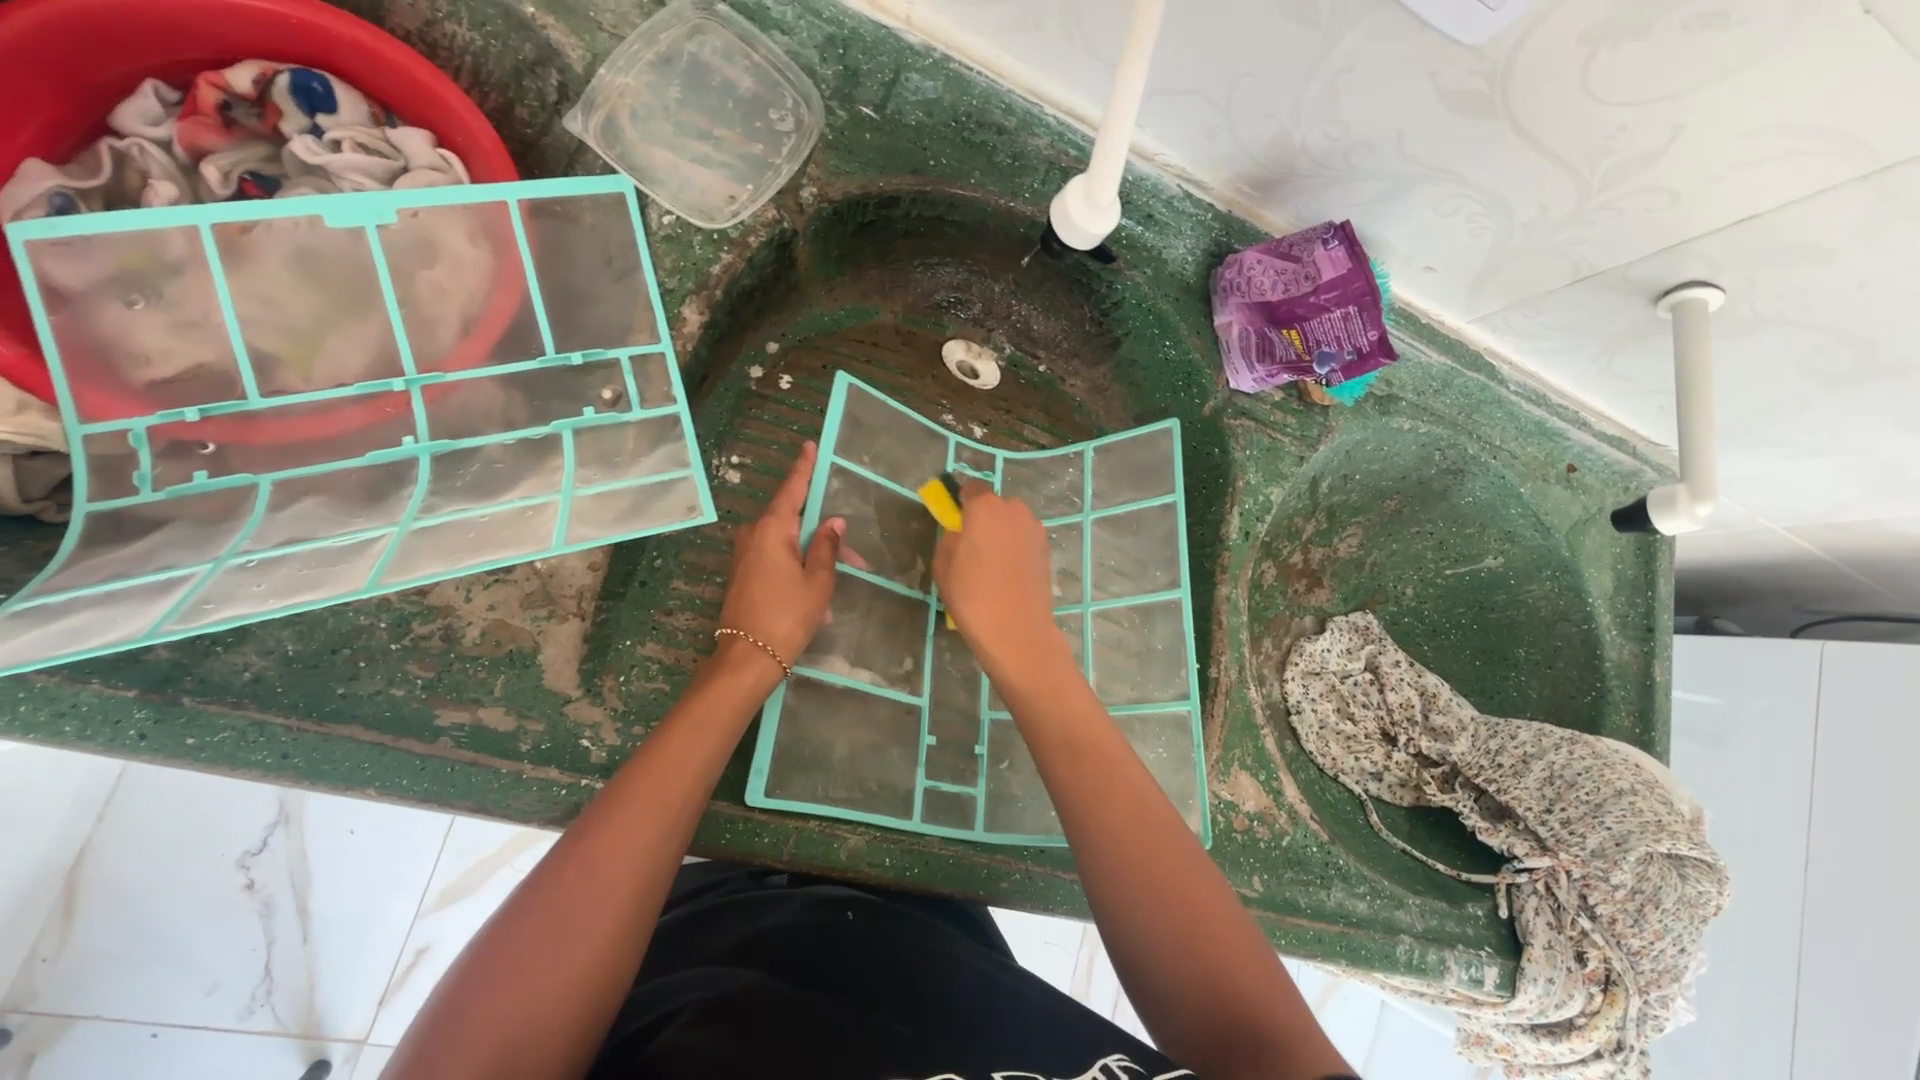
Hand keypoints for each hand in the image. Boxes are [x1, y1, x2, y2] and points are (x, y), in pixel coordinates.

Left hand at [713, 442, 843, 681]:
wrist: (747, 658)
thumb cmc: (787, 616)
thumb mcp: (817, 581)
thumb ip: (826, 547)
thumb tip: (832, 521)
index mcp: (772, 529)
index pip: (792, 489)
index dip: (804, 468)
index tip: (809, 446)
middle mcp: (754, 534)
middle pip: (794, 520)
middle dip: (824, 534)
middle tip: (855, 558)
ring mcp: (745, 555)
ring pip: (787, 543)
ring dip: (813, 557)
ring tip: (838, 585)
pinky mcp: (744, 574)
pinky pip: (776, 559)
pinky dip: (798, 568)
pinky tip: (816, 597)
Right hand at [933, 481, 1068, 679]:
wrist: (1016, 629)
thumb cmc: (972, 596)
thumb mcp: (943, 566)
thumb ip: (950, 539)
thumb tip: (961, 534)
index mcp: (985, 507)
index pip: (972, 489)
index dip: (962, 500)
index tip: (956, 517)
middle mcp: (1014, 510)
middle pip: (995, 505)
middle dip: (984, 518)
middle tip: (973, 545)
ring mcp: (1035, 529)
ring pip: (1012, 522)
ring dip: (1002, 533)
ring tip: (992, 563)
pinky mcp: (1047, 550)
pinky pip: (1024, 539)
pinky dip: (1016, 548)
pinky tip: (1008, 573)